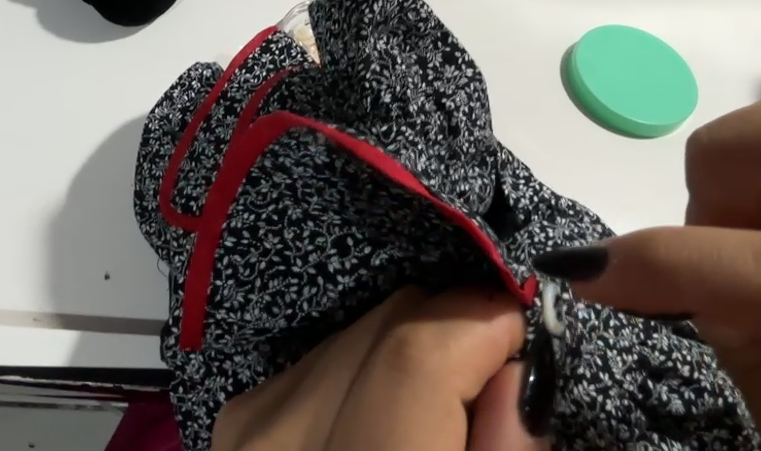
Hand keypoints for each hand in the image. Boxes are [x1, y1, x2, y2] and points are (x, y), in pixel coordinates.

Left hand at [212, 286, 550, 450]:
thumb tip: (513, 366)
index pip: (414, 354)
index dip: (485, 321)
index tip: (529, 326)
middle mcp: (276, 440)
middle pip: (382, 325)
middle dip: (453, 327)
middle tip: (499, 365)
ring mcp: (243, 427)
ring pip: (352, 329)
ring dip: (409, 343)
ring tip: (446, 393)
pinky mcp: (231, 420)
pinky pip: (315, 355)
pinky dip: (363, 361)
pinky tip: (386, 405)